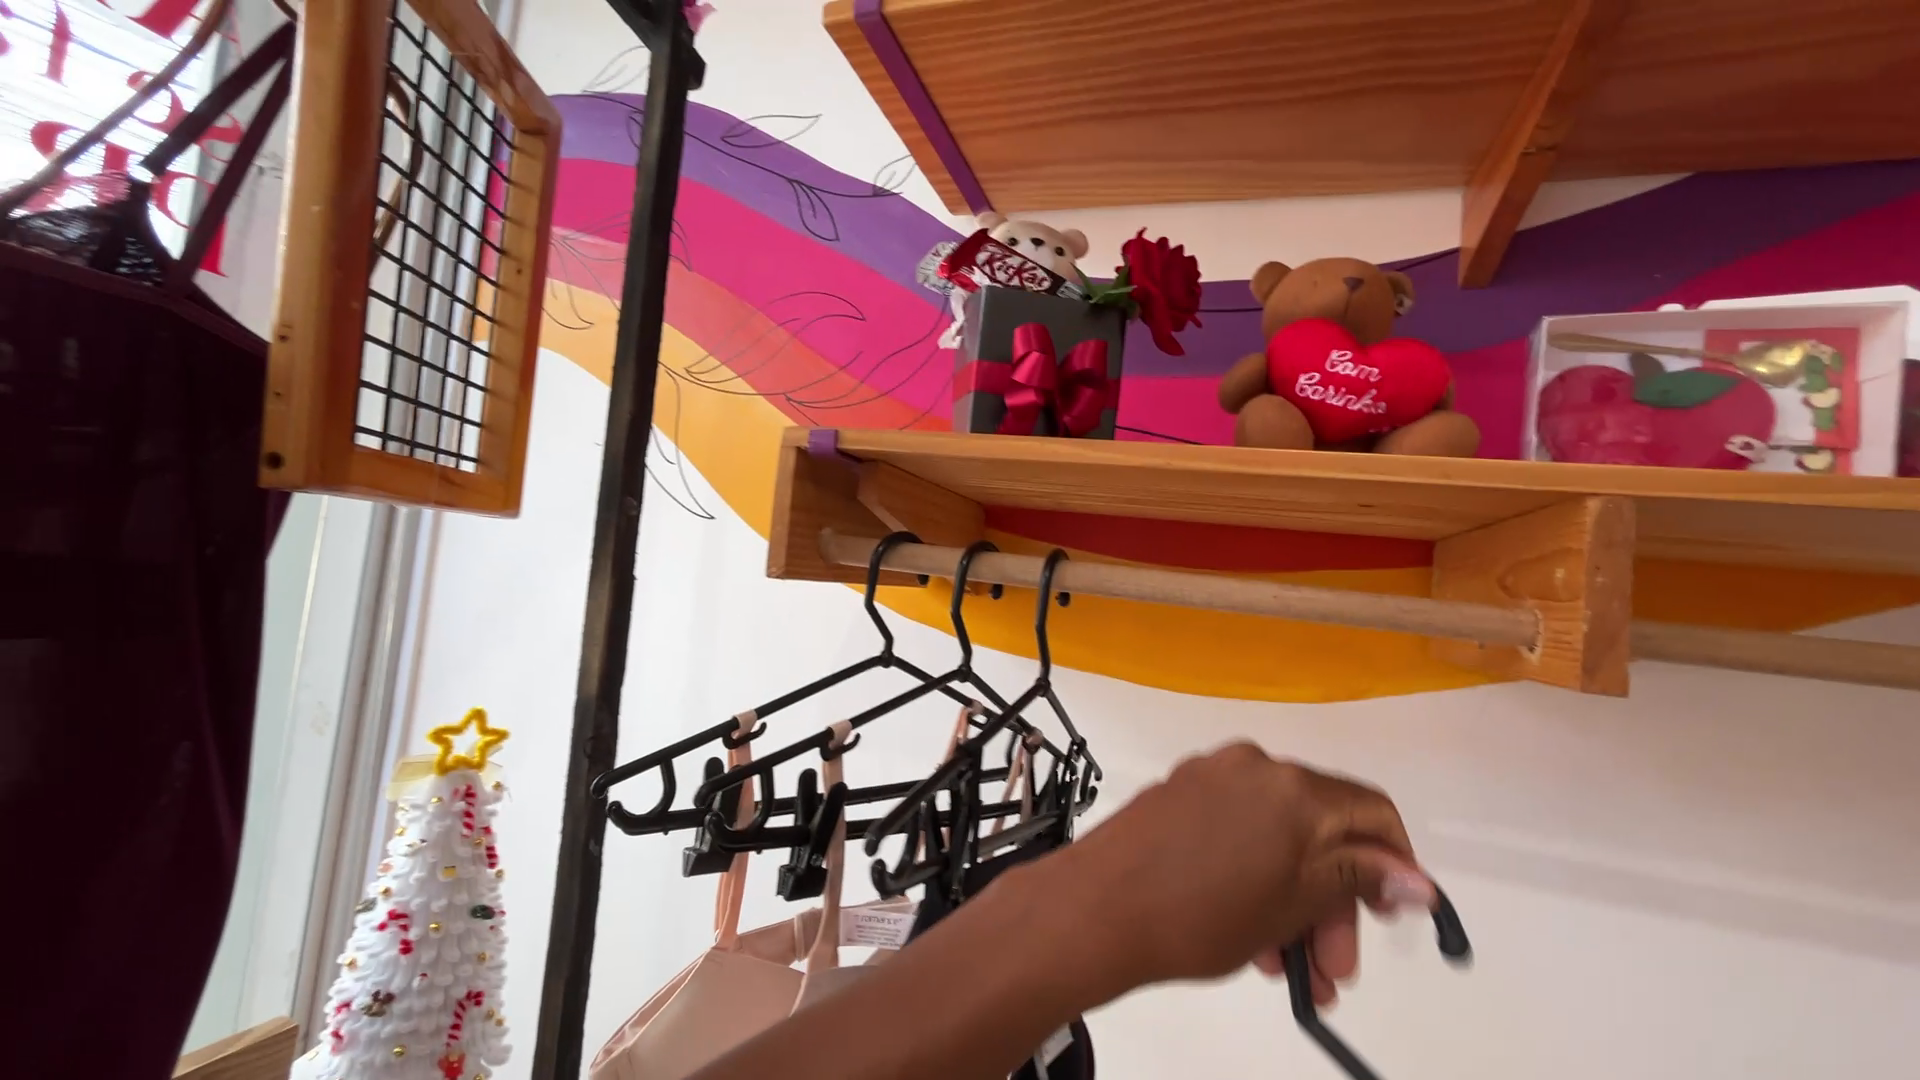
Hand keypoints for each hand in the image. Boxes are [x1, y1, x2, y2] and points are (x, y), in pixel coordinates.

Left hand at [1022, 741, 1435, 1006]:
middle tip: (1330, 970)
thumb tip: (1416, 879)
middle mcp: (1252, 766)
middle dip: (1334, 903)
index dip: (1393, 866)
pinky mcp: (1175, 793)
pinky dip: (1253, 875)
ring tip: (1285, 968)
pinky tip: (1248, 933)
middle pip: (1320, 829)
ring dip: (1292, 901)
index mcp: (1292, 785)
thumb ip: (1357, 881)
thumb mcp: (1292, 905)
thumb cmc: (1200, 911)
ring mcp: (1208, 776)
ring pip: (1276, 837)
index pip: (1372, 811)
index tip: (1386, 918)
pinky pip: (1235, 831)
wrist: (1095, 906)